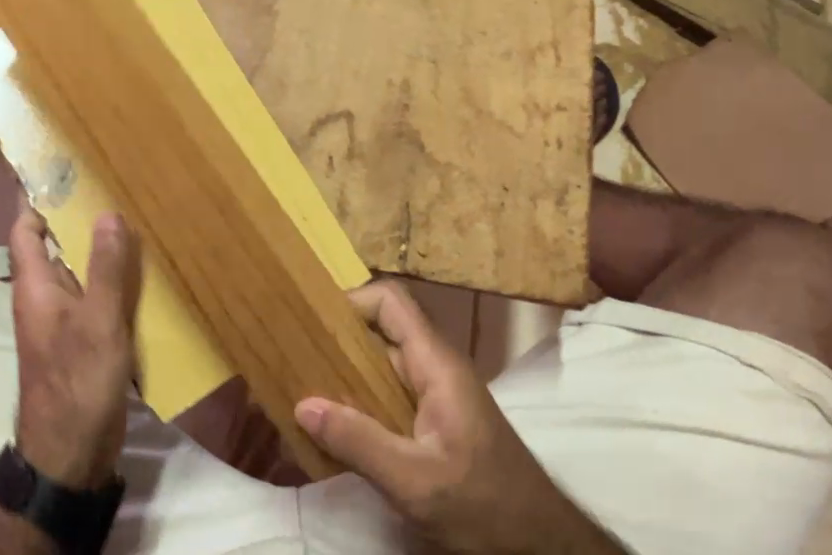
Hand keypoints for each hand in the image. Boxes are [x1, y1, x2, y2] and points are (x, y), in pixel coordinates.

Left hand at [9, 202, 143, 488]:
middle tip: (111, 179)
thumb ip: (106, 269)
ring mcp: (63, 318)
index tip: (58, 163)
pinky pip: (95, 294)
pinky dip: (113, 277)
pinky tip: (142, 267)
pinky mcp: (83, 337)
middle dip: (77, 214)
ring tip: (133, 212)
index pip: (26, 227)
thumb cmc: (77, 382)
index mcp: (35, 285)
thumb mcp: (98, 322)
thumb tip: (107, 213)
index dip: (37, 196)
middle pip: (54, 244)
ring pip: (79, 268)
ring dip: (99, 245)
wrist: (71, 452)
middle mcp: (44, 295)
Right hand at [294, 281, 622, 554]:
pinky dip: (357, 405)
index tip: (309, 323)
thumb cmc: (486, 507)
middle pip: (379, 332)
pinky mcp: (434, 424)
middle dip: (335, 341)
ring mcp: (436, 397)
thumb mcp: (416, 482)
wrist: (541, 548)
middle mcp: (435, 370)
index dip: (350, 301)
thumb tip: (301, 404)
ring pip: (380, 367)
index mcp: (437, 365)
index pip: (391, 302)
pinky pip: (387, 398)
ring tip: (300, 392)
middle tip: (291, 359)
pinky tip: (331, 430)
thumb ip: (359, 442)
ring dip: (342, 376)